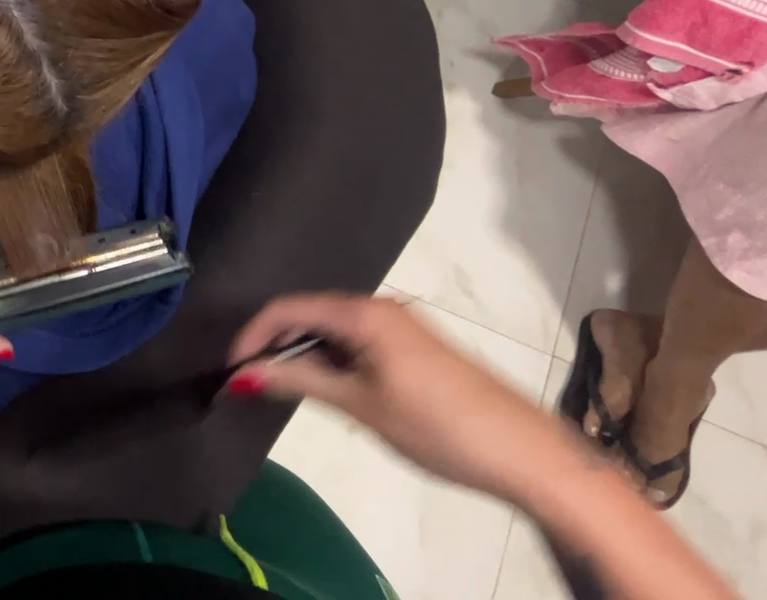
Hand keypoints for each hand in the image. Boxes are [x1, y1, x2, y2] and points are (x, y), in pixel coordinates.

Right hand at [230, 293, 572, 501]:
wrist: (533, 458)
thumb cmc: (440, 426)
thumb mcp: (361, 405)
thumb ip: (299, 381)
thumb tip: (242, 375)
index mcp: (363, 313)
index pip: (287, 309)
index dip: (253, 335)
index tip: (232, 368)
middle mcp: (380, 307)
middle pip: (309, 313)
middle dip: (277, 342)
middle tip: (255, 379)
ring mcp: (402, 325)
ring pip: (334, 328)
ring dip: (306, 352)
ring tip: (288, 386)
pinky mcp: (416, 346)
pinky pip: (357, 339)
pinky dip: (334, 357)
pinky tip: (332, 386)